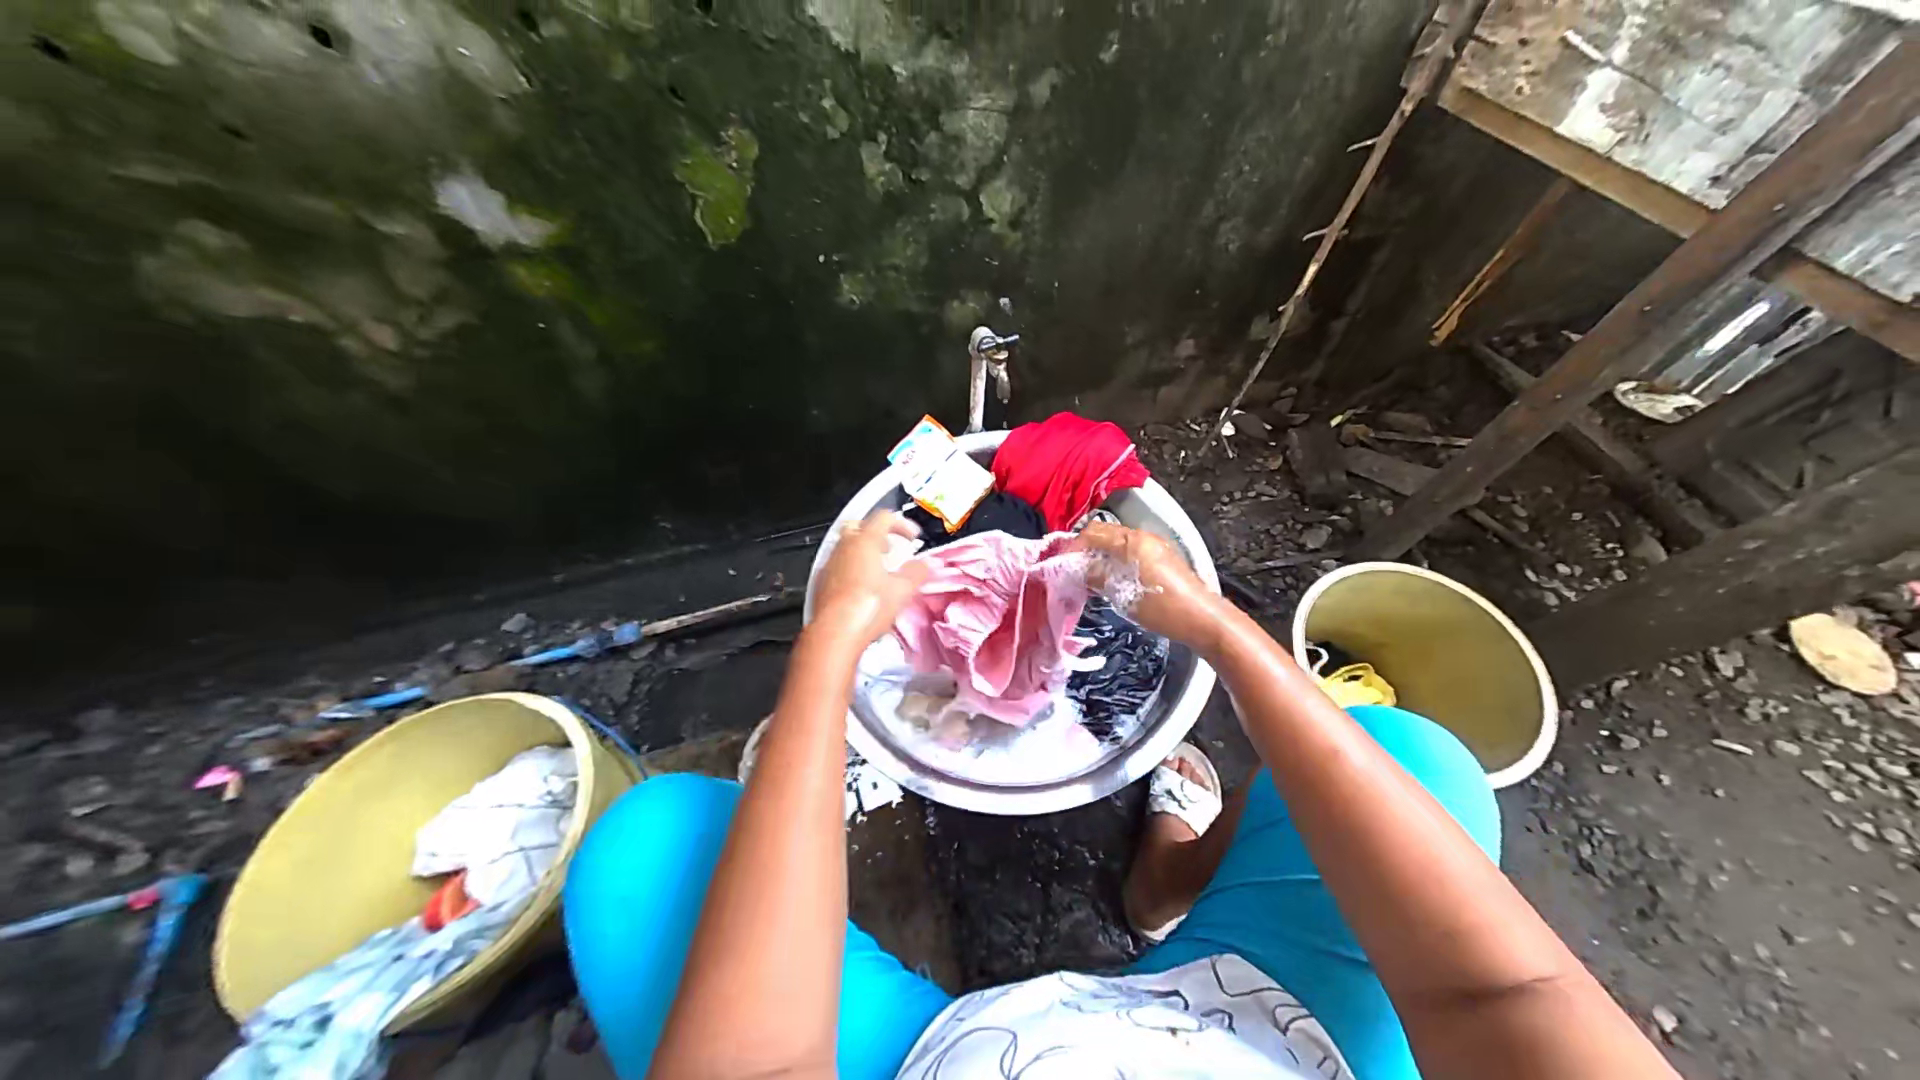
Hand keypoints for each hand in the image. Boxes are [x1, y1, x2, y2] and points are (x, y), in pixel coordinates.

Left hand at [809, 510, 930, 649]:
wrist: (835, 633)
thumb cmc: (869, 606)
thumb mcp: (902, 590)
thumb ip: (916, 572)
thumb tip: (925, 564)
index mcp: (865, 541)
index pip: (883, 518)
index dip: (901, 523)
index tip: (911, 535)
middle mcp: (844, 547)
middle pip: (859, 527)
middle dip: (877, 534)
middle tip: (890, 547)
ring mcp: (829, 564)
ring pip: (846, 546)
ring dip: (863, 552)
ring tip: (878, 569)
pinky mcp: (821, 583)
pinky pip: (837, 566)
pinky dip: (851, 569)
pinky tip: (861, 588)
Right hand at [1075, 521, 1229, 654]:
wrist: (1204, 621)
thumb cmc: (1164, 608)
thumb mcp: (1123, 595)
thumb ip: (1097, 577)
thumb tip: (1077, 569)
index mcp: (1132, 542)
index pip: (1093, 532)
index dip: (1074, 546)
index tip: (1062, 563)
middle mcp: (1143, 538)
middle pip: (1105, 534)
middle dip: (1086, 549)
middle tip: (1072, 570)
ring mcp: (1155, 547)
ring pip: (1117, 543)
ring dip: (1101, 555)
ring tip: (1089, 578)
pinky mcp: (1162, 559)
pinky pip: (1131, 552)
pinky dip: (1116, 561)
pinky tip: (1112, 581)